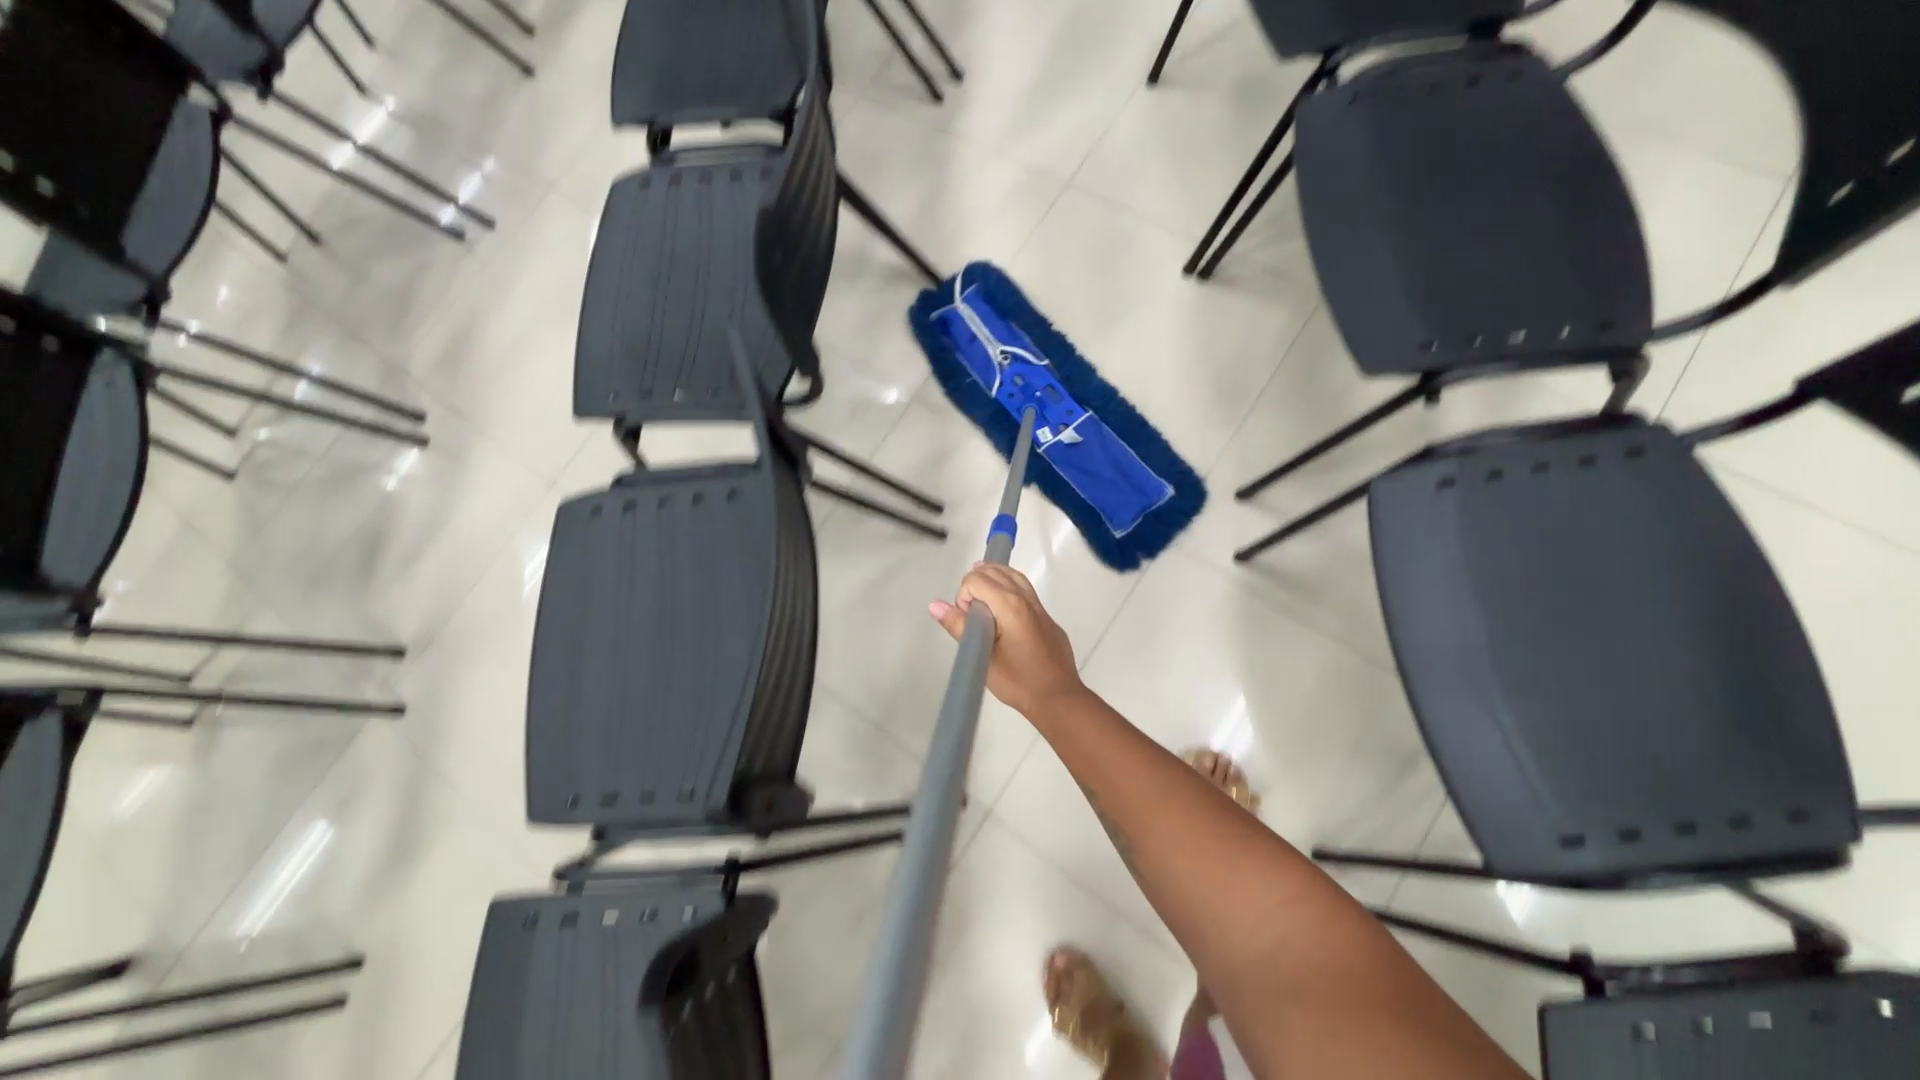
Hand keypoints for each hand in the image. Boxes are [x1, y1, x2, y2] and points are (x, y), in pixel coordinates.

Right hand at [929, 563, 1086, 717]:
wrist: (1057, 698)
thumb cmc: (1017, 681)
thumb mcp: (983, 656)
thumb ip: (959, 626)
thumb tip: (936, 605)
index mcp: (1010, 605)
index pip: (976, 580)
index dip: (964, 597)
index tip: (968, 622)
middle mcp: (1026, 599)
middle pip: (995, 571)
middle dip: (976, 584)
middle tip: (971, 614)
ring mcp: (1039, 607)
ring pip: (1013, 576)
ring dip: (993, 581)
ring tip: (981, 602)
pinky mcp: (1046, 617)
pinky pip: (1025, 590)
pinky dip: (1008, 588)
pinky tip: (1002, 611)